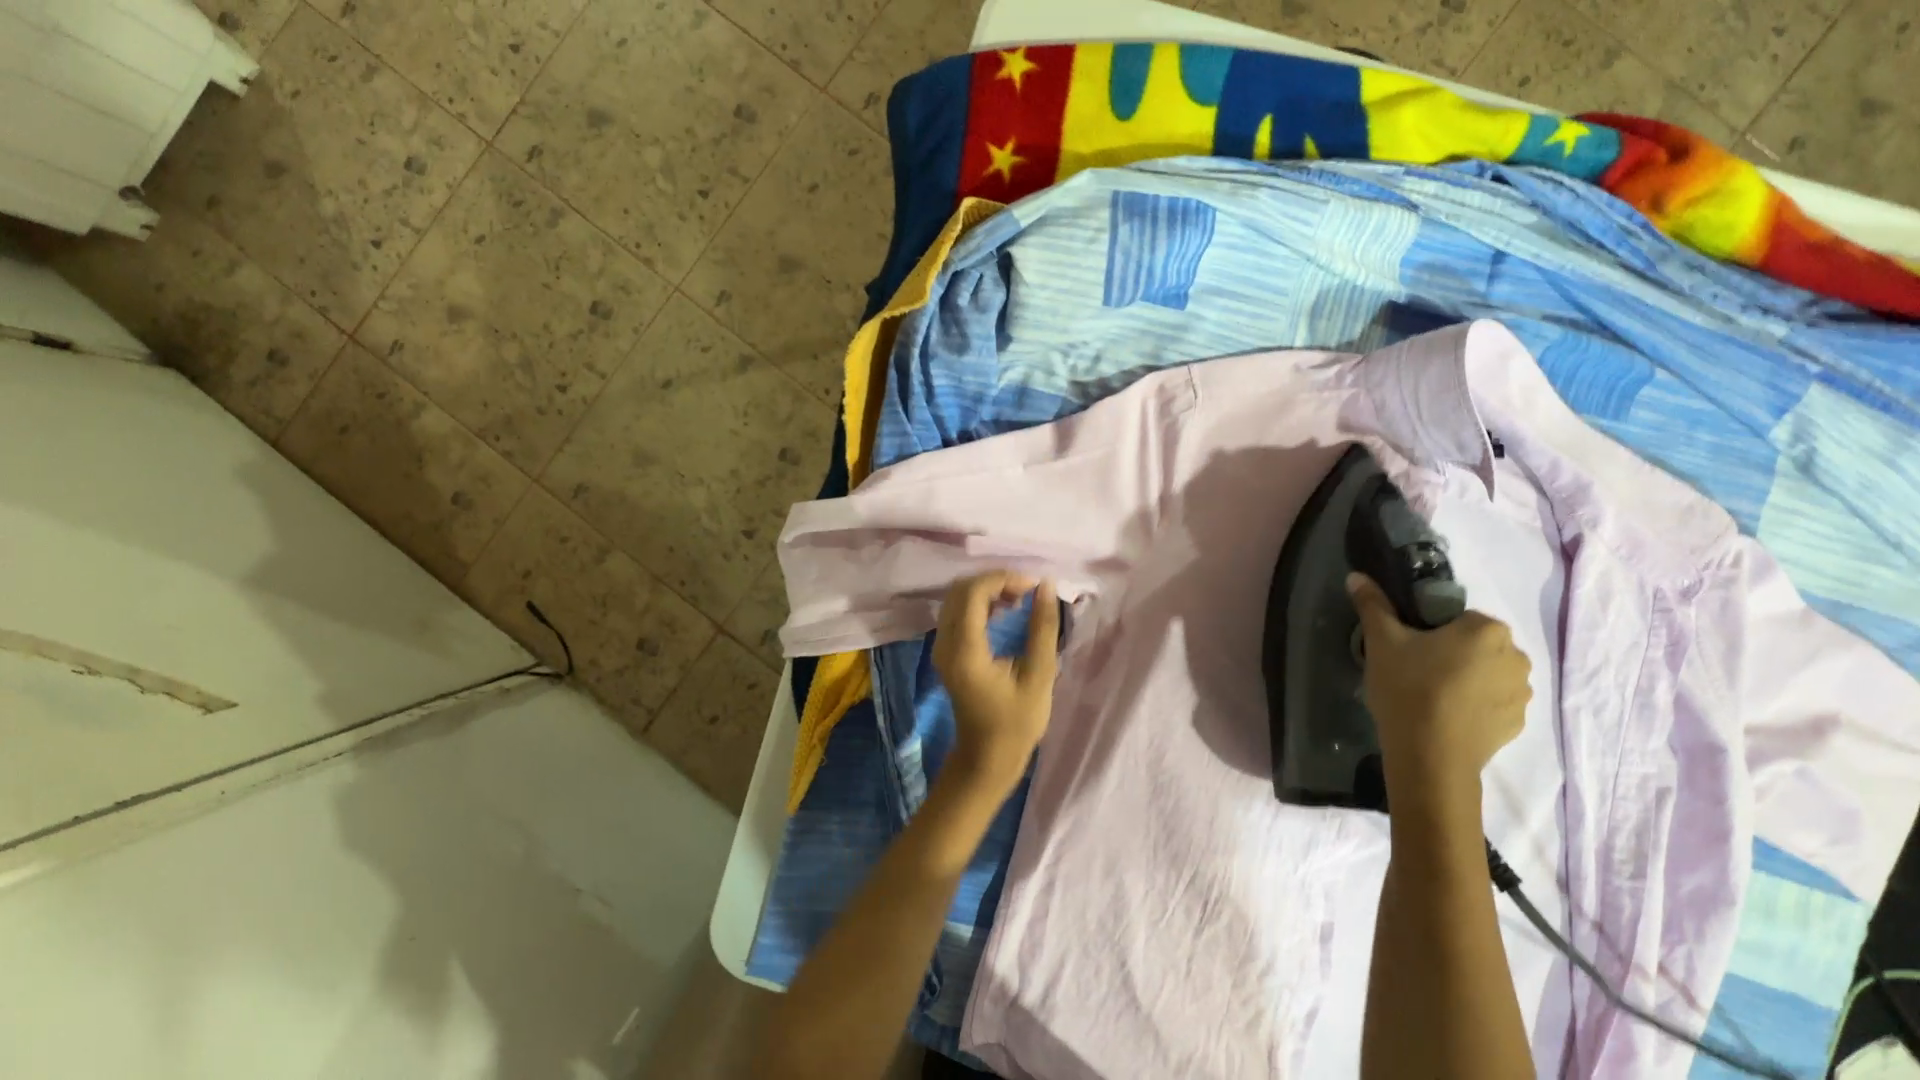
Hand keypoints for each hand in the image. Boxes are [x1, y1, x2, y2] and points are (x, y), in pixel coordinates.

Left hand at [932, 571, 1061, 791]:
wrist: (987, 757)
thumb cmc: (1017, 722)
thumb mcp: (1039, 676)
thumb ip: (1042, 628)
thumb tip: (1046, 587)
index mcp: (965, 650)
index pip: (973, 593)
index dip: (1004, 579)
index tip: (1034, 586)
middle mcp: (945, 644)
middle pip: (960, 590)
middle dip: (995, 581)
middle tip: (1028, 591)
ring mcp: (941, 648)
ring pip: (957, 598)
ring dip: (988, 590)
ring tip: (1021, 599)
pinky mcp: (946, 652)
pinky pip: (958, 612)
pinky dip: (980, 603)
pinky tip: (1006, 611)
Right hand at [1347, 572, 1530, 798]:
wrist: (1430, 757)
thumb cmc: (1409, 689)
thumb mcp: (1382, 642)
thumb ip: (1373, 606)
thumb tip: (1356, 576)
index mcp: (1487, 629)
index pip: (1460, 618)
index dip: (1433, 631)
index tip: (1411, 649)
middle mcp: (1516, 655)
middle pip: (1478, 645)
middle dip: (1455, 654)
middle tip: (1418, 672)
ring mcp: (1521, 693)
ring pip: (1489, 674)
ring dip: (1470, 680)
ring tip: (1434, 699)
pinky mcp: (1518, 723)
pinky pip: (1495, 703)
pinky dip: (1477, 707)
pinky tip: (1449, 718)